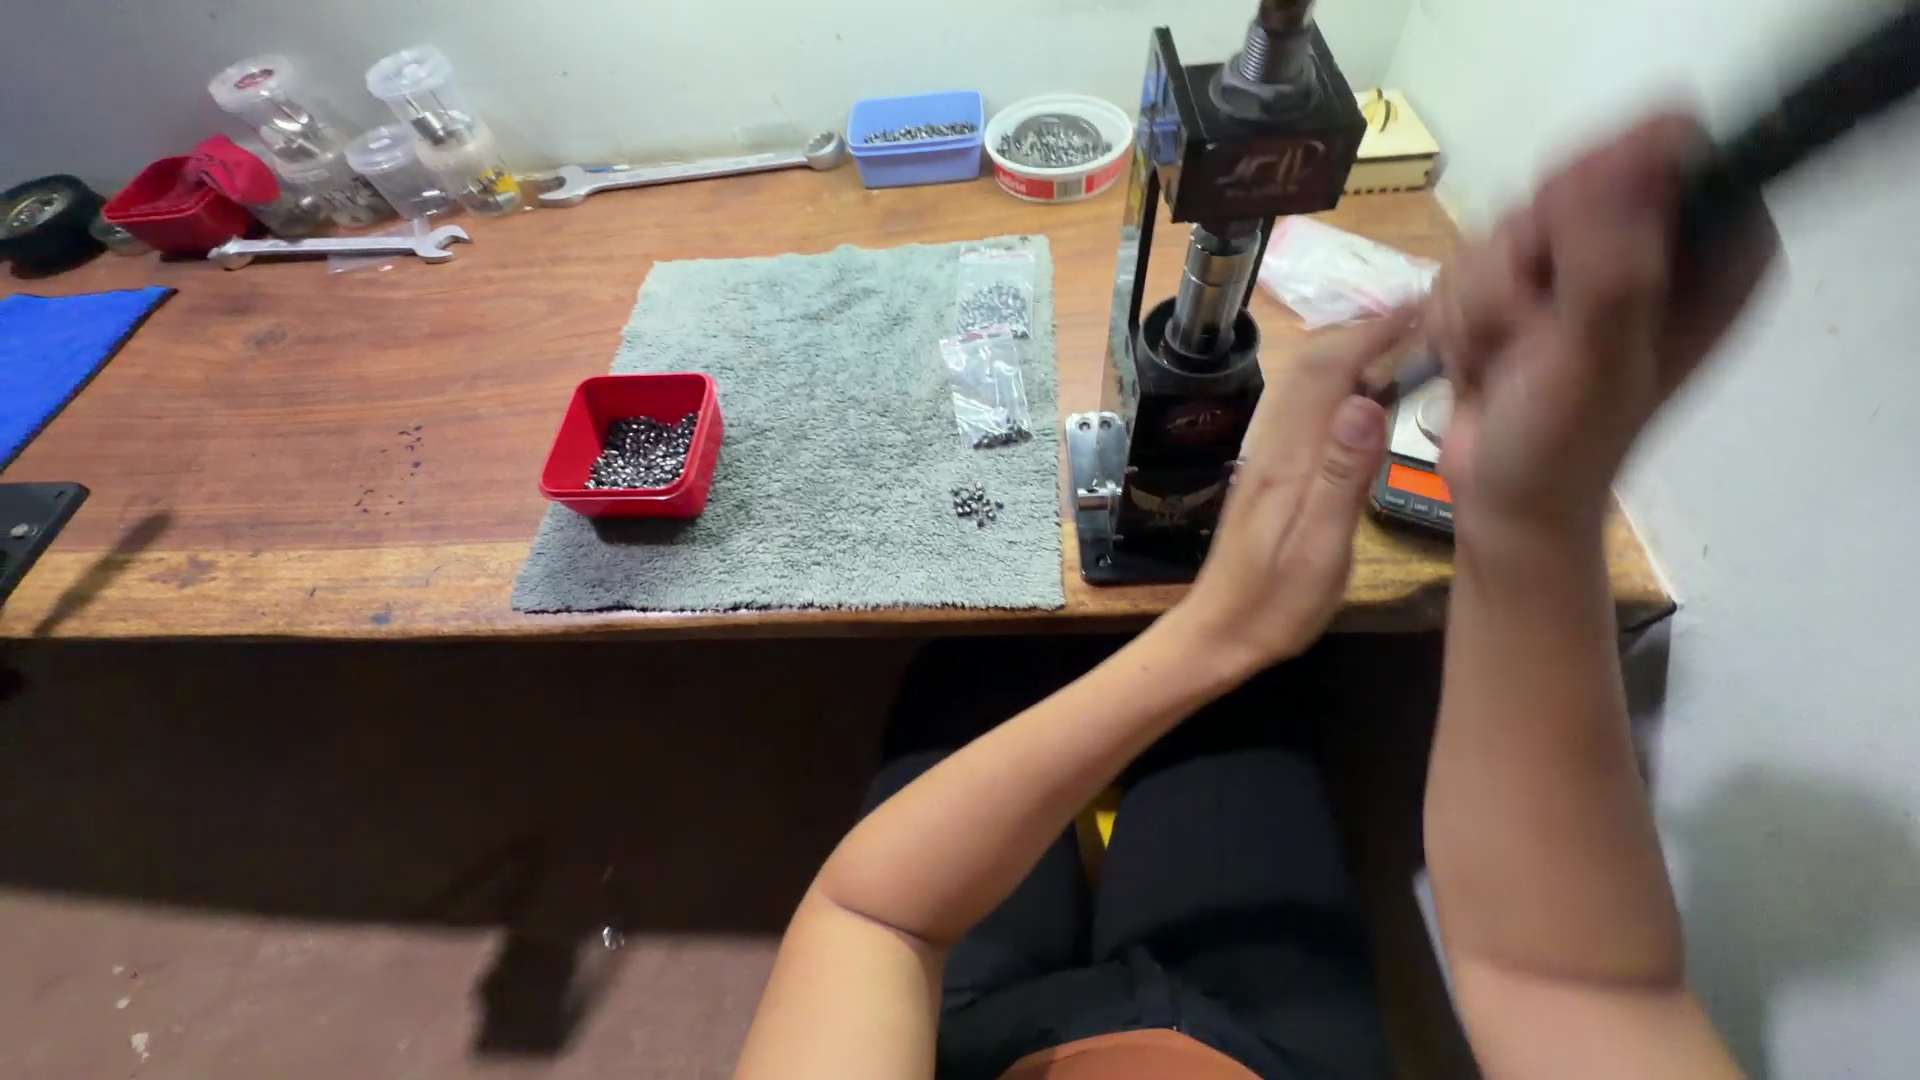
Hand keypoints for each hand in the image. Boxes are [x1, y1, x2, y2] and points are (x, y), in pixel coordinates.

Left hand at [1172, 313, 1416, 671]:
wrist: (1218, 632)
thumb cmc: (1275, 604)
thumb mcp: (1319, 548)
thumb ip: (1340, 476)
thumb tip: (1366, 400)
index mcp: (1286, 460)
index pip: (1325, 373)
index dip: (1370, 332)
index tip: (1421, 306)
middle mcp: (1270, 449)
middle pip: (1308, 370)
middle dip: (1359, 334)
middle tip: (1419, 317)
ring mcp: (1265, 463)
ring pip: (1301, 390)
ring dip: (1346, 357)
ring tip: (1400, 344)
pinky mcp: (1266, 479)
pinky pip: (1299, 417)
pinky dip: (1334, 390)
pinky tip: (1361, 402)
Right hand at [1425, 112, 1778, 538]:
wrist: (1506, 501)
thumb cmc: (1561, 443)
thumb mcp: (1594, 351)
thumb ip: (1612, 255)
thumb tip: (1631, 151)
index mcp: (1705, 255)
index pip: (1659, 152)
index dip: (1589, 192)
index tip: (1551, 258)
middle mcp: (1642, 253)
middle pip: (1556, 191)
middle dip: (1513, 267)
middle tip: (1522, 330)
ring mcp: (1573, 278)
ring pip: (1495, 234)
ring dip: (1475, 306)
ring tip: (1495, 361)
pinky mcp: (1516, 300)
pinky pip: (1459, 272)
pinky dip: (1453, 322)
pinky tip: (1474, 363)